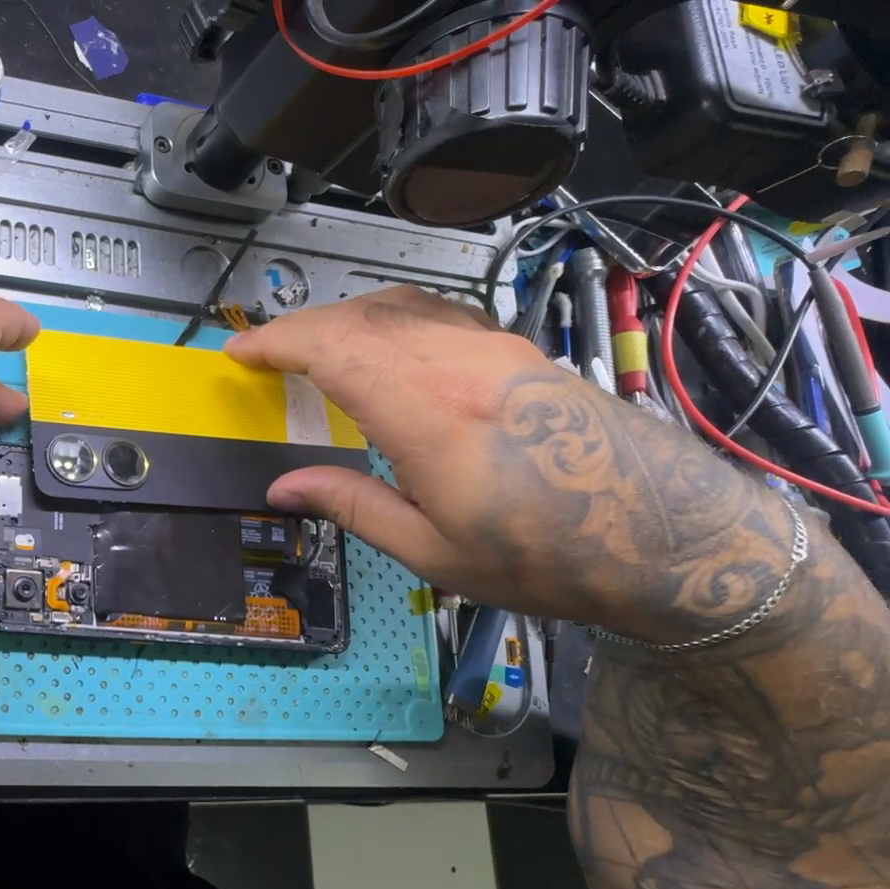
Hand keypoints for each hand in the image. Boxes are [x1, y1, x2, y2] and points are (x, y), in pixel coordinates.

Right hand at [225, 286, 795, 642]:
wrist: (674, 541)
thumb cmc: (544, 557)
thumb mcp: (430, 550)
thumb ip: (350, 506)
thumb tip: (281, 488)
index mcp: (430, 412)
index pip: (333, 347)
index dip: (276, 341)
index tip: (239, 351)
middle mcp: (463, 363)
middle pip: (361, 317)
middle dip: (300, 327)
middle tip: (264, 354)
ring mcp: (497, 351)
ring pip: (401, 306)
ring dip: (342, 319)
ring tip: (311, 349)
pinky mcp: (520, 354)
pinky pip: (438, 314)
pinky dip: (389, 318)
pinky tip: (381, 344)